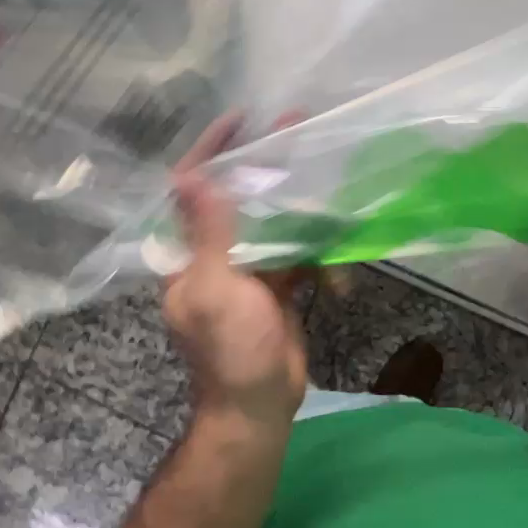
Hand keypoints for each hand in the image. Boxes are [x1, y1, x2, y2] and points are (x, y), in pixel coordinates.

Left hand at [163, 116, 308, 433]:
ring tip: (330, 185)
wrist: (258, 408)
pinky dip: (318, 257)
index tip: (239, 119)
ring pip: (272, 224)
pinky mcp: (275, 289)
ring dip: (300, 210)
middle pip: (238, 198)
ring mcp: (246, 272)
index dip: (211, 151)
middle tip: (296, 130)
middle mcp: (212, 255)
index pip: (191, 189)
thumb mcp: (216, 288)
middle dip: (266, 167)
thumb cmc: (230, 350)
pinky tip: (340, 275)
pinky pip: (297, 257)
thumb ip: (208, 232)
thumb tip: (186, 175)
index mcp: (186, 253)